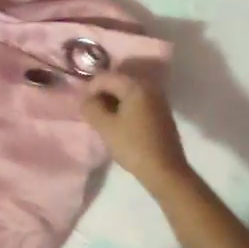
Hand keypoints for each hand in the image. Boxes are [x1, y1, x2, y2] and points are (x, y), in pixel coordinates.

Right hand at [80, 72, 192, 193]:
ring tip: (104, 120)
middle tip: (93, 114)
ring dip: (113, 102)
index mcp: (136, 85)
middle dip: (102, 95)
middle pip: (118, 82)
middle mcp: (150, 86)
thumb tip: (86, 99)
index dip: (90, 90)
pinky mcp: (161, 112)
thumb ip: (91, 108)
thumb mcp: (105, 127)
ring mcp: (158, 99)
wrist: (164, 170)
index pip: (105, 77)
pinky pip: (138, 102)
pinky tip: (120, 124)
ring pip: (128, 93)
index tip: (84, 108)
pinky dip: (125, 108)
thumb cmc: (133, 146)